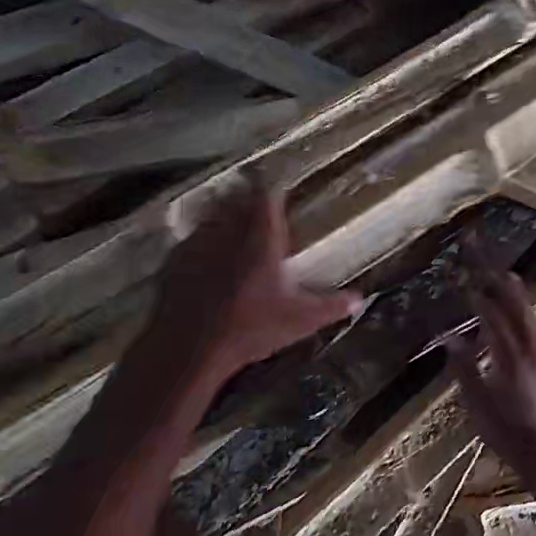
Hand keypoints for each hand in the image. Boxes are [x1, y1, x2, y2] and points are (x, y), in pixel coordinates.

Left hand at [152, 180, 362, 379]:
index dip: (273, 189)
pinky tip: (204, 258)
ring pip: (211, 215)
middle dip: (246, 198)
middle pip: (236, 199)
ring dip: (222, 215)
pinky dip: (200, 241)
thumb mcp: (298, 320)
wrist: (190, 346)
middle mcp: (228, 230)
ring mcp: (197, 242)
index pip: (268, 197)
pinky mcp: (175, 259)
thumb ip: (330, 306)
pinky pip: (190, 239)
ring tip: (231, 228)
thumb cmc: (250, 328)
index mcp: (260, 238)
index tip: (279, 190)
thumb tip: (359, 300)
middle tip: (255, 207)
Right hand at [449, 254, 535, 464]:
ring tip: (510, 276)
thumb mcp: (476, 400)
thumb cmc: (503, 428)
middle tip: (487, 269)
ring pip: (533, 317)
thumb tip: (448, 337)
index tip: (467, 288)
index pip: (492, 320)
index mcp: (508, 357)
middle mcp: (529, 350)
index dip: (480, 302)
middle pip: (515, 310)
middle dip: (500, 287)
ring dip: (521, 296)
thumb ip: (463, 367)